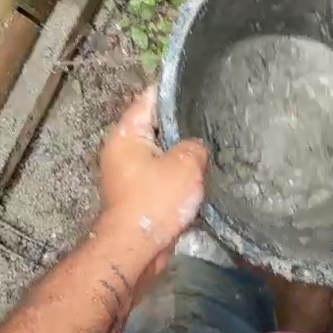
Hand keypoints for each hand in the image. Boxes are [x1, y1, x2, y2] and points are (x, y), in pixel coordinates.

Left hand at [96, 88, 209, 264]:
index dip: (173, 91)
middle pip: (155, 127)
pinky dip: (176, 179)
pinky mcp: (135, 196)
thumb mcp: (186, 164)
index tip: (197, 84)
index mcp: (126, 134)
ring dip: (180, 157)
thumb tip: (195, 149)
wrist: (135, 248)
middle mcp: (121, 150)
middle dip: (181, 126)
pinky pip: (159, 178)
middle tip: (212, 119)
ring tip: (210, 150)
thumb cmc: (155, 200)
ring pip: (160, 155)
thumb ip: (195, 146)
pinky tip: (199, 179)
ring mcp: (126, 174)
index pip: (149, 99)